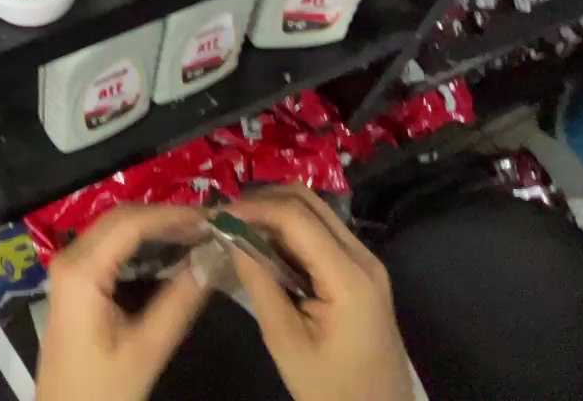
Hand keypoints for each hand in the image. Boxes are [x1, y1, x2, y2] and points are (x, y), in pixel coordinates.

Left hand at [35, 204, 210, 400]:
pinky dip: (139, 242)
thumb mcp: (145, 351)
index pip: (130, 224)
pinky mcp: (74, 279)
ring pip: (114, 228)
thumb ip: (178, 303)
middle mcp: (70, 257)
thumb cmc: (102, 391)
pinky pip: (108, 245)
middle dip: (164, 217)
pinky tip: (167, 249)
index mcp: (81, 270)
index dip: (171, 216)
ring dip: (153, 226)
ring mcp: (68, 267)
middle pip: (120, 219)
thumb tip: (212, 261)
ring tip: (195, 232)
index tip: (210, 218)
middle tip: (207, 224)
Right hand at [224, 185, 413, 400]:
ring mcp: (365, 262)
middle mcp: (362, 257)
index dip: (252, 208)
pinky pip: (320, 232)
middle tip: (226, 219)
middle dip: (262, 201)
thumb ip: (259, 283)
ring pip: (314, 212)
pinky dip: (288, 230)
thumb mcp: (286, 342)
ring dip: (274, 213)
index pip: (295, 217)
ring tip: (238, 229)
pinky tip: (263, 246)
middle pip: (307, 201)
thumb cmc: (333, 392)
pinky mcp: (360, 272)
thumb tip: (229, 237)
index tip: (217, 217)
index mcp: (348, 276)